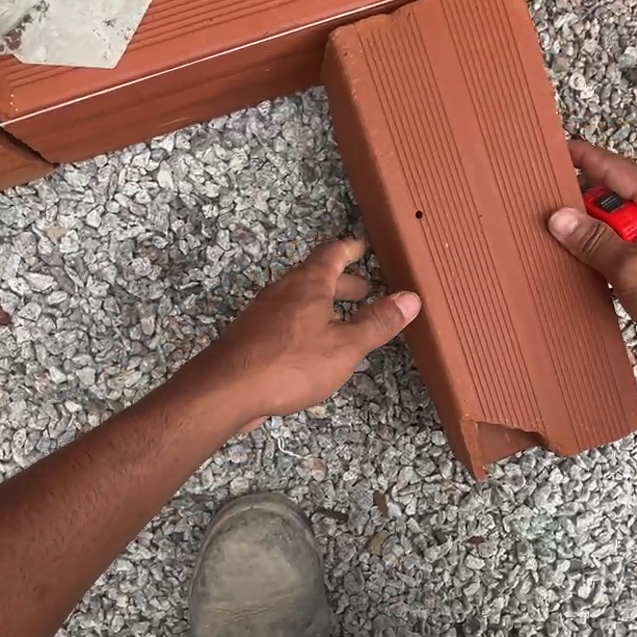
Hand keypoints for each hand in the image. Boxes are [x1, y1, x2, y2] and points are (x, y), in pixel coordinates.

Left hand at [190, 239, 420, 429]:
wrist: (226, 390)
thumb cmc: (288, 364)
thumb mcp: (344, 346)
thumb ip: (377, 323)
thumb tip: (410, 298)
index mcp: (308, 284)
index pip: (333, 253)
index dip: (351, 248)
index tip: (363, 246)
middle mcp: (283, 291)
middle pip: (316, 276)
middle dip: (342, 282)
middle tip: (364, 290)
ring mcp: (263, 313)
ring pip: (300, 300)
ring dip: (324, 305)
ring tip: (343, 320)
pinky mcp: (252, 337)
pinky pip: (286, 320)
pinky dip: (306, 324)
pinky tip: (312, 346)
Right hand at [548, 140, 636, 361]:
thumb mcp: (632, 269)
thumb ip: (594, 241)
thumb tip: (559, 217)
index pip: (618, 170)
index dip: (586, 159)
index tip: (558, 149)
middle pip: (619, 198)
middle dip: (586, 204)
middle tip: (550, 210)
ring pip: (625, 225)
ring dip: (599, 234)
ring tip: (566, 241)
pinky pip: (633, 245)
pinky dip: (612, 251)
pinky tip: (593, 265)